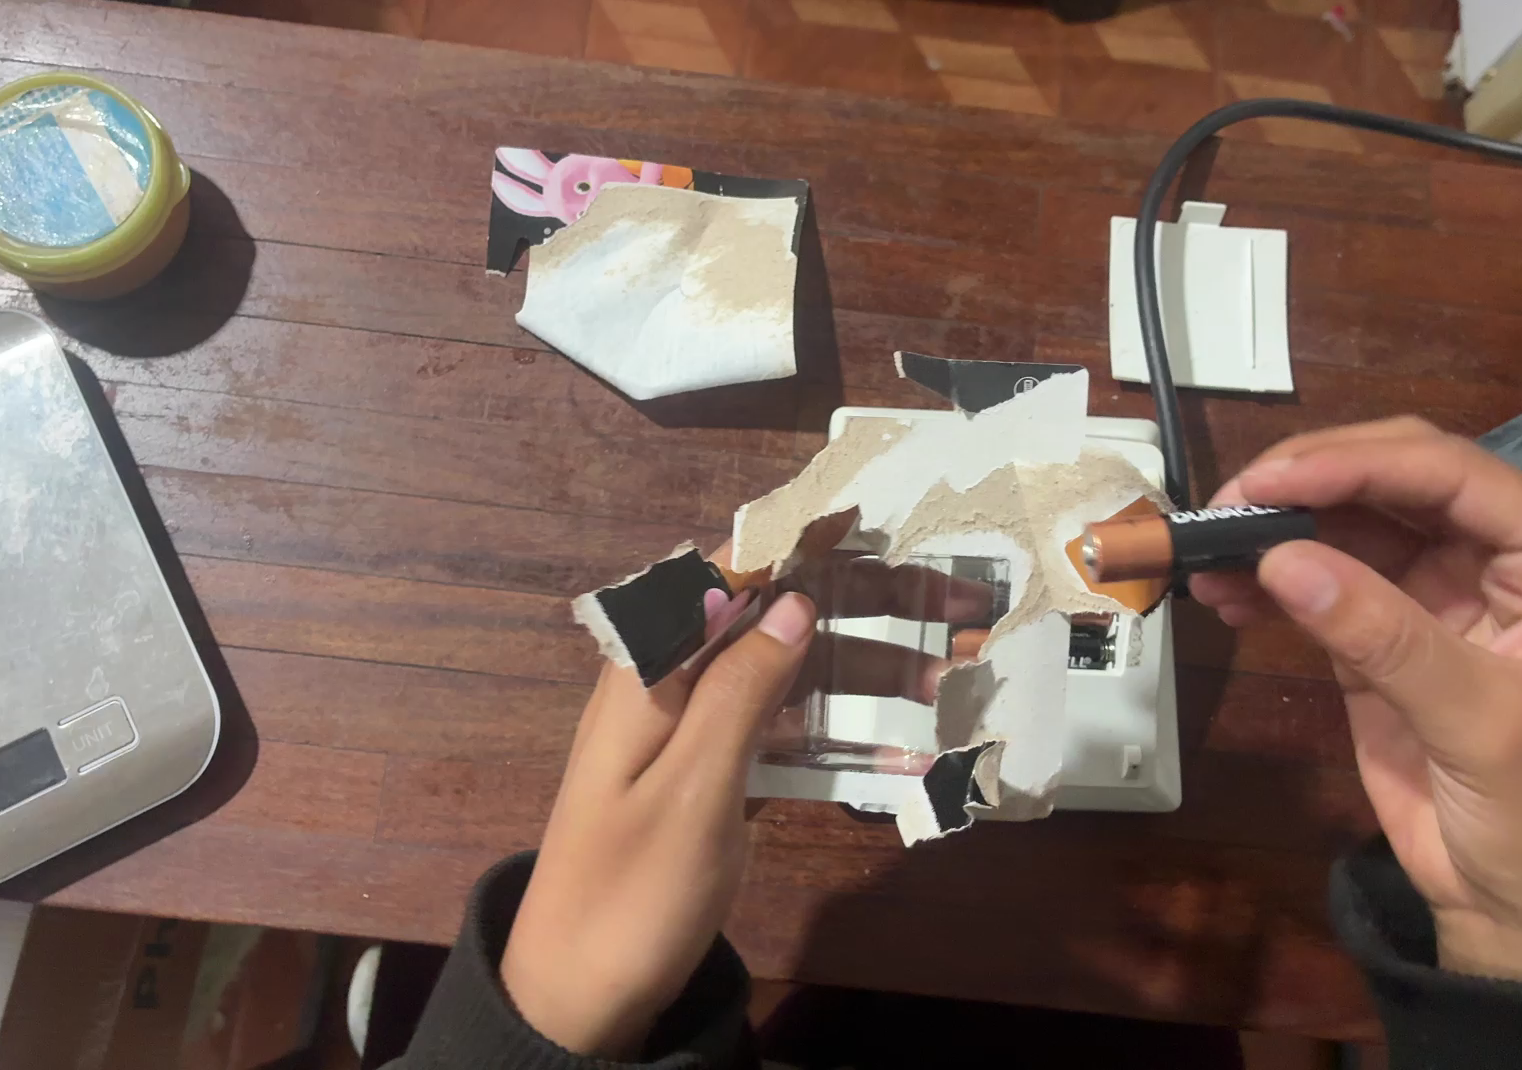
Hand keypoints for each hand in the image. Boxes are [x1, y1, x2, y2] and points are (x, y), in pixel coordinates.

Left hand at [501, 551, 994, 1056]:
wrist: (580, 998)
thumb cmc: (630, 892)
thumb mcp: (692, 787)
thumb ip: (739, 688)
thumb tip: (789, 599)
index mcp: (648, 668)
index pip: (719, 572)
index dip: (788, 541)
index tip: (860, 523)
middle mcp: (672, 683)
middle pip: (767, 621)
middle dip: (851, 609)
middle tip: (941, 606)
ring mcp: (695, 731)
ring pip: (783, 677)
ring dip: (856, 674)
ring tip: (940, 681)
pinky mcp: (713, 772)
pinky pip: (778, 734)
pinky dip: (832, 736)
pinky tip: (897, 753)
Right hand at [1191, 417, 1521, 984]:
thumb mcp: (1483, 724)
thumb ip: (1383, 636)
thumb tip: (1278, 560)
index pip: (1451, 475)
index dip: (1351, 466)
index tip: (1260, 486)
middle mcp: (1498, 557)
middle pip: (1389, 481)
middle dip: (1303, 485)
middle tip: (1224, 508)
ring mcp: (1430, 590)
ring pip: (1339, 525)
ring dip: (1269, 534)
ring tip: (1206, 556)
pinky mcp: (1375, 626)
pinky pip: (1310, 579)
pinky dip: (1261, 580)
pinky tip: (1223, 597)